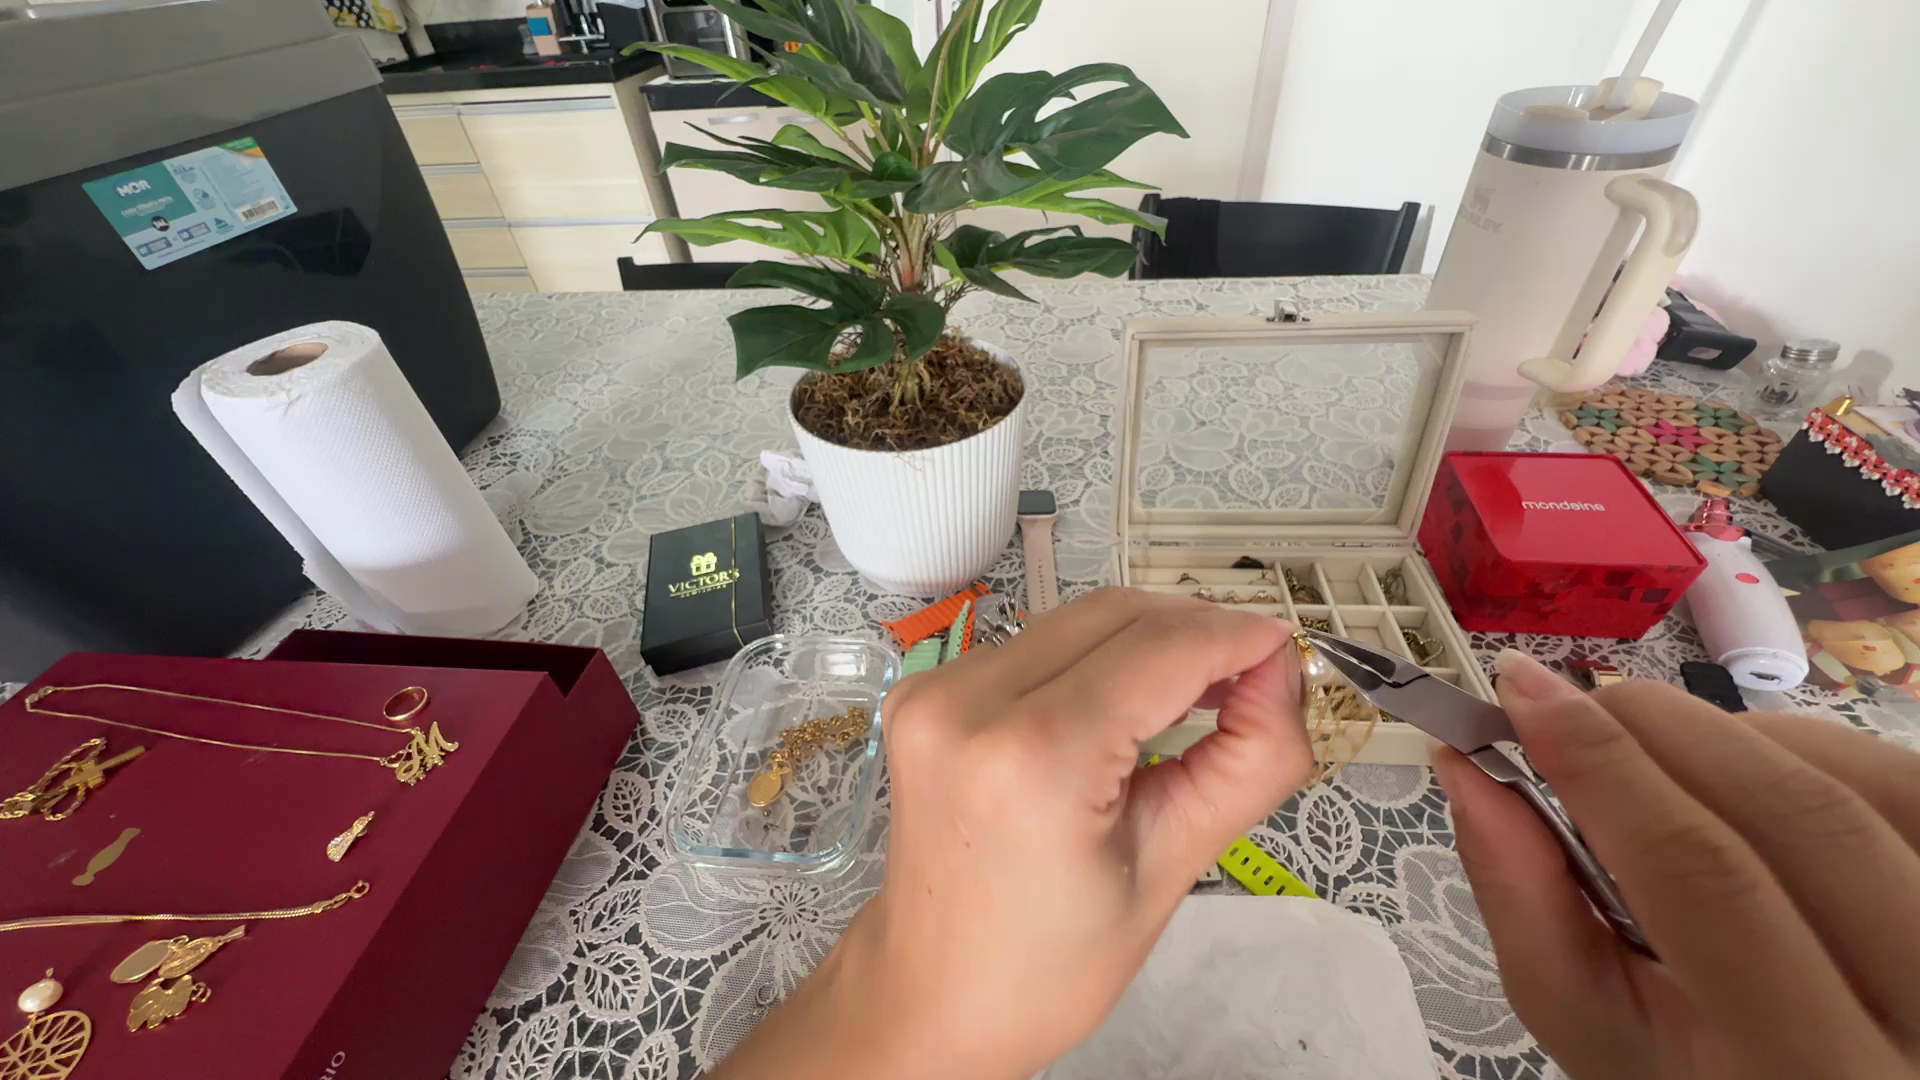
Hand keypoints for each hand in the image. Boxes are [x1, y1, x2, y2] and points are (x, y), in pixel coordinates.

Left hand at [712, 588, 1311, 1079]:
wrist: (933, 989)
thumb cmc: (1051, 960)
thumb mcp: (1171, 869)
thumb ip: (1247, 761)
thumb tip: (1277, 672)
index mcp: (1034, 756)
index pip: (1157, 651)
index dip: (1232, 637)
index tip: (1283, 647)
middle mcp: (966, 700)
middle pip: (1111, 615)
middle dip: (1192, 629)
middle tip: (1246, 671)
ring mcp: (934, 687)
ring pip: (1072, 620)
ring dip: (1143, 639)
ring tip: (1192, 688)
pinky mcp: (924, 688)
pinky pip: (1032, 643)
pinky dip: (1091, 655)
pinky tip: (1120, 698)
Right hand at [1435, 649, 1919, 1079]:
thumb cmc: (1676, 1068)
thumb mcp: (1577, 1011)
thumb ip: (1515, 891)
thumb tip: (1462, 762)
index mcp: (1805, 1065)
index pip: (1702, 876)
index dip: (1599, 760)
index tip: (1517, 685)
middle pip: (1799, 815)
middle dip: (1658, 723)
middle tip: (1570, 701)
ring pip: (1864, 785)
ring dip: (1726, 732)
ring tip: (1650, 749)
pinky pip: (1908, 785)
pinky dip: (1803, 746)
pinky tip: (1745, 771)